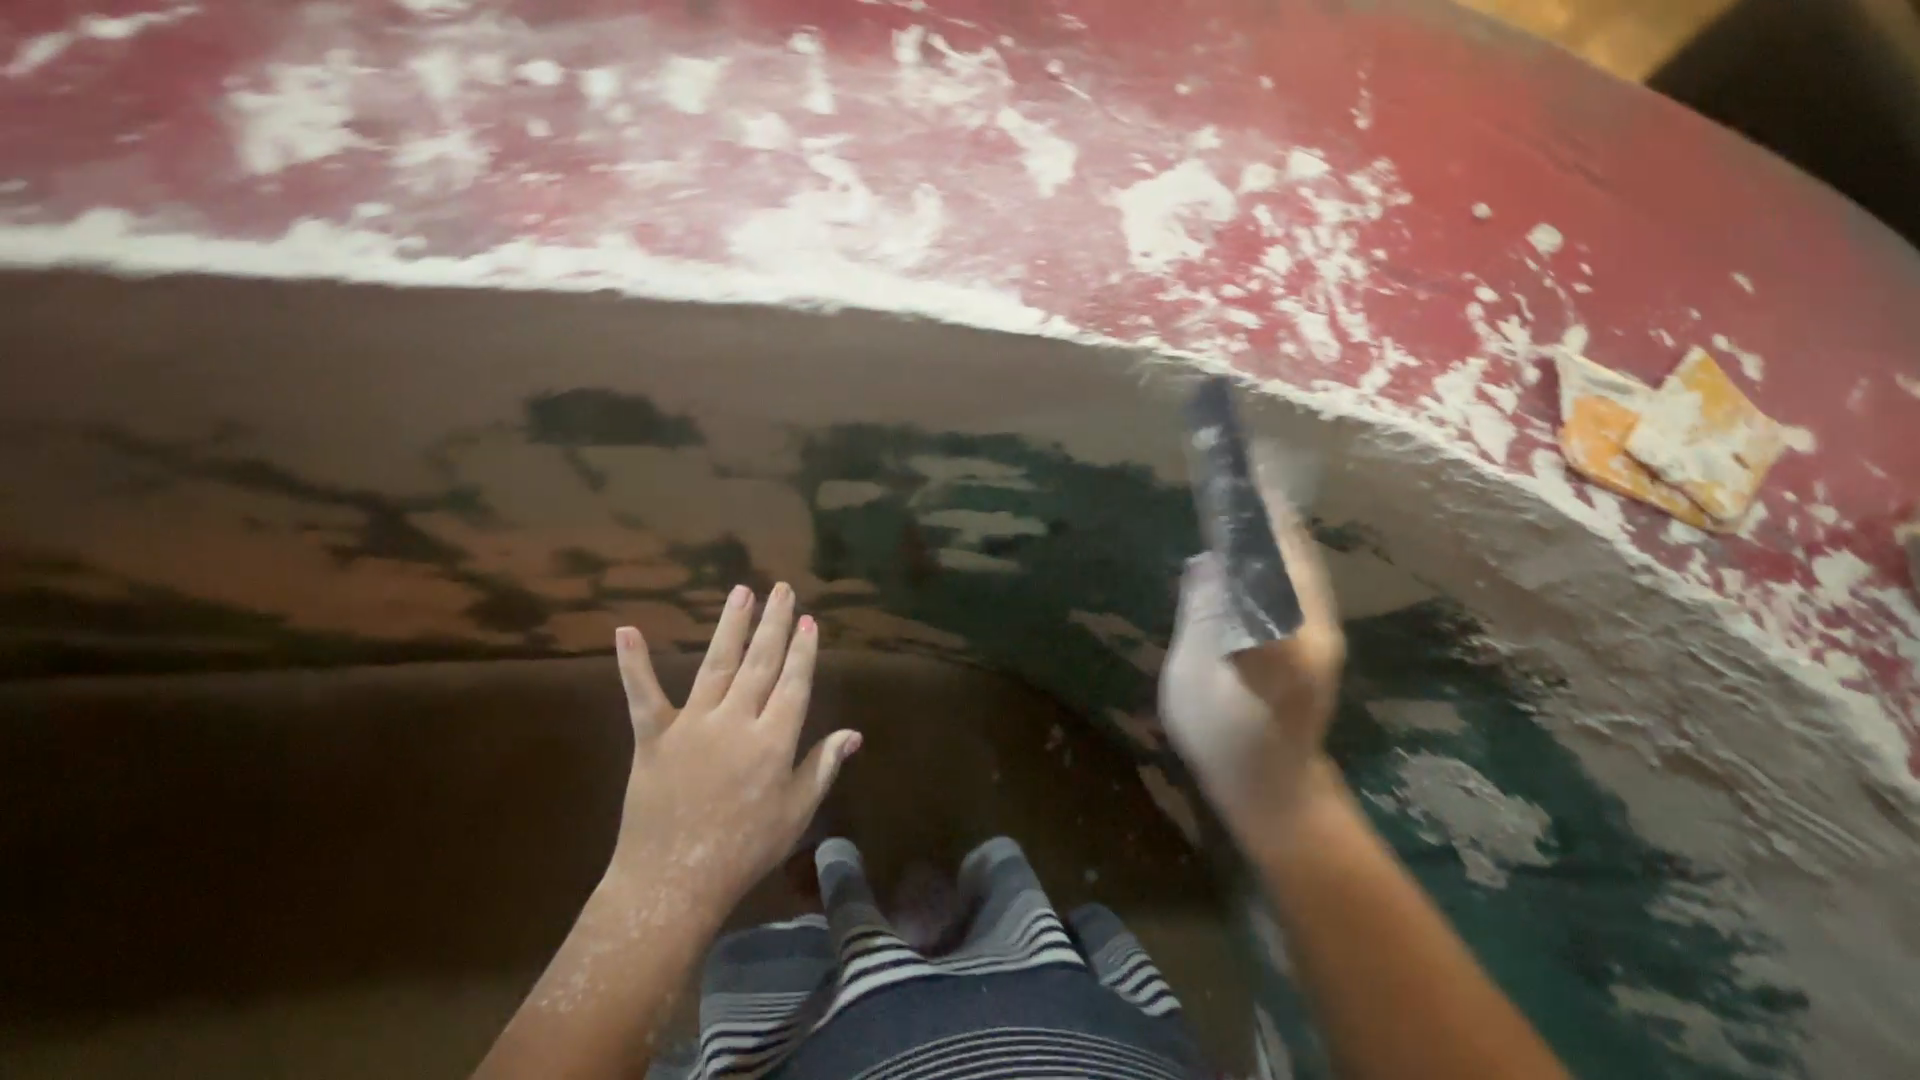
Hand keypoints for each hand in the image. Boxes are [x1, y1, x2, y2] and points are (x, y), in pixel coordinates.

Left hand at [607, 582, 860, 915]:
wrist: (675, 883)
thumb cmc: (744, 852)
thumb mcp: (796, 814)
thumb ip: (822, 767)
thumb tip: (854, 733)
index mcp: (774, 742)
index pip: (794, 683)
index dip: (802, 650)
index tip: (808, 620)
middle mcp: (736, 722)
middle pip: (760, 663)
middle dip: (774, 624)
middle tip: (781, 589)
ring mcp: (692, 725)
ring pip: (716, 665)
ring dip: (730, 627)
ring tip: (742, 593)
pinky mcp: (653, 737)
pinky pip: (642, 695)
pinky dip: (634, 663)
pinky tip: (627, 630)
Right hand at [1159, 483, 1345, 843]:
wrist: (1274, 792)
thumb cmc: (1223, 740)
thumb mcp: (1192, 678)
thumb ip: (1200, 614)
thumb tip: (1207, 561)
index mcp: (1283, 636)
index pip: (1270, 557)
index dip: (1255, 515)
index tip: (1241, 476)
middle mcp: (1317, 627)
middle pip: (1294, 554)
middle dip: (1270, 513)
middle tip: (1243, 474)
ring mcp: (1326, 636)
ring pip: (1302, 567)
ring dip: (1277, 532)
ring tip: (1249, 498)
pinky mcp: (1321, 644)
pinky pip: (1300, 585)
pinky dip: (1279, 558)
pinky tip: (1258, 549)